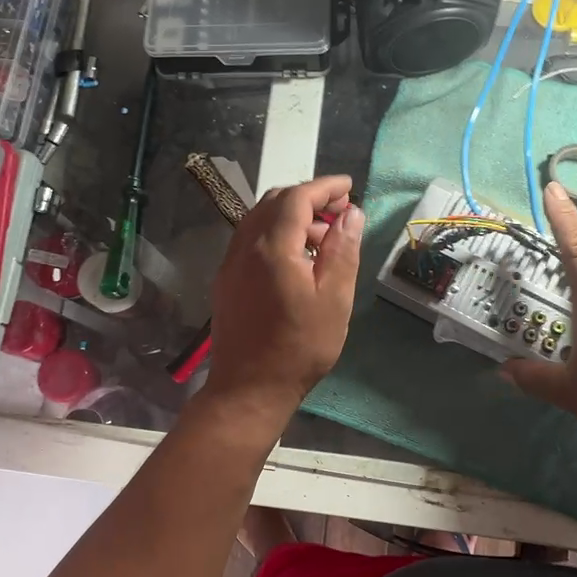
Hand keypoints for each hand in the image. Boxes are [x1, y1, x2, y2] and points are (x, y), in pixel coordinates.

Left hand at [205, 175, 365, 414]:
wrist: (248, 389)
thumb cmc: (300, 347)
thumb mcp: (334, 300)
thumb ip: (342, 251)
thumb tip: (351, 214)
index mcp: (272, 248)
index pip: (296, 198)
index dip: (324, 188)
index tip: (348, 188)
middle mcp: (245, 247)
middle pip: (274, 202)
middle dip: (308, 198)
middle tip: (339, 213)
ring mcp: (230, 263)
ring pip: (259, 219)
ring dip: (290, 216)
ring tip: (323, 238)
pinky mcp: (226, 280)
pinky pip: (250, 239)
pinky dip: (275, 233)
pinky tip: (296, 258)